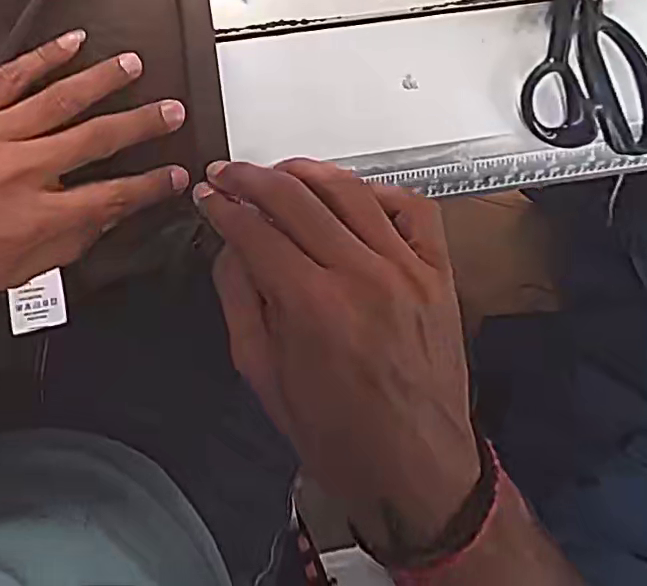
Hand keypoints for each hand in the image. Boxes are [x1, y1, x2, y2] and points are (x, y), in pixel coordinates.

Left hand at [0, 30, 190, 349]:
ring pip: (62, 98)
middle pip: (97, 138)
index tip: (176, 173)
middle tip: (171, 110)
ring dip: (104, 79)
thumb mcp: (8, 273)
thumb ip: (63, 245)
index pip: (112, 196)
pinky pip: (13, 77)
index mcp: (35, 216)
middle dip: (141, 124)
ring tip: (134, 65)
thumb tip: (104, 218)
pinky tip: (72, 42)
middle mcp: (22, 170)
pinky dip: (45, 57)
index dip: (151, 185)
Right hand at [197, 160, 478, 550]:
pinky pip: (411, 207)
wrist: (417, 475)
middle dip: (248, 176)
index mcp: (313, 307)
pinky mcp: (440, 274)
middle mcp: (362, 277)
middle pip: (293, 196)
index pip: (253, 229)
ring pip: (348, 189)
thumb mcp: (260, 369)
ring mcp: (407, 270)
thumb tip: (229, 240)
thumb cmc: (332, 432)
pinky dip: (375, 189)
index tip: (206, 194)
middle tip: (225, 172)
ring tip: (275, 172)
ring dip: (303, 170)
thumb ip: (238, 294)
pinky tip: (346, 192)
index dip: (221, 205)